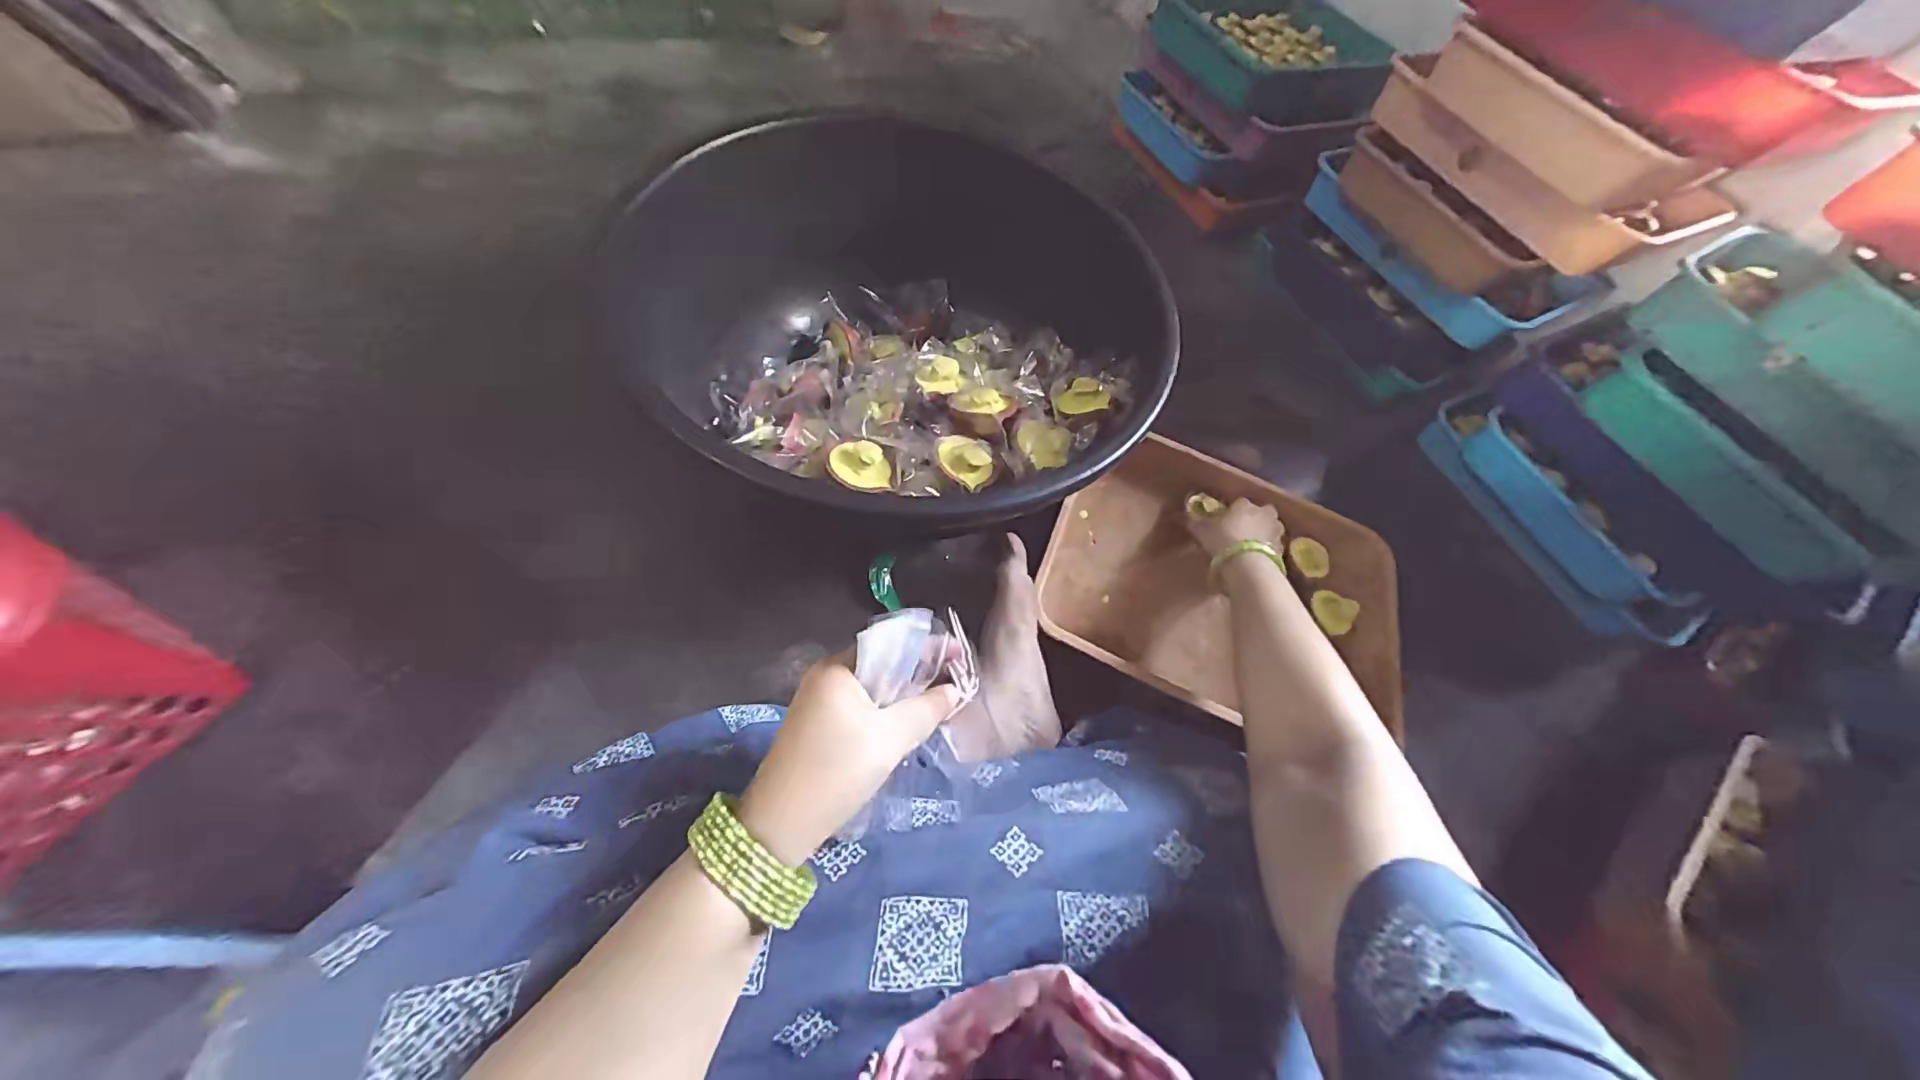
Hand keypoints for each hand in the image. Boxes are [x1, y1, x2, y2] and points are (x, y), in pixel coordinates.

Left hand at [737, 659, 965, 865]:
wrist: (781, 824)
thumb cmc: (838, 771)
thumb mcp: (890, 739)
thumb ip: (926, 709)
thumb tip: (955, 690)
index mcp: (838, 668)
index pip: (891, 643)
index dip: (928, 648)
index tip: (961, 655)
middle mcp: (825, 676)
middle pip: (882, 663)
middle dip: (919, 671)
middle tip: (955, 682)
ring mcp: (819, 700)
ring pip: (872, 686)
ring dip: (904, 693)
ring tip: (939, 701)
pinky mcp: (818, 724)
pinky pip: (860, 705)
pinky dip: (885, 709)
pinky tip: (907, 721)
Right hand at [1184, 495, 1283, 559]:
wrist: (1247, 563)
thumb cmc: (1222, 539)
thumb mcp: (1201, 530)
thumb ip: (1192, 521)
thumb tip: (1178, 515)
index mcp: (1244, 503)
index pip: (1239, 502)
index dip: (1232, 512)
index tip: (1224, 521)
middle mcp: (1264, 512)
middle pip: (1260, 512)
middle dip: (1254, 519)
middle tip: (1241, 531)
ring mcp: (1276, 530)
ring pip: (1270, 527)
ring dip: (1263, 533)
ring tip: (1250, 546)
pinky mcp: (1283, 547)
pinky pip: (1273, 544)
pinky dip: (1267, 548)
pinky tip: (1256, 557)